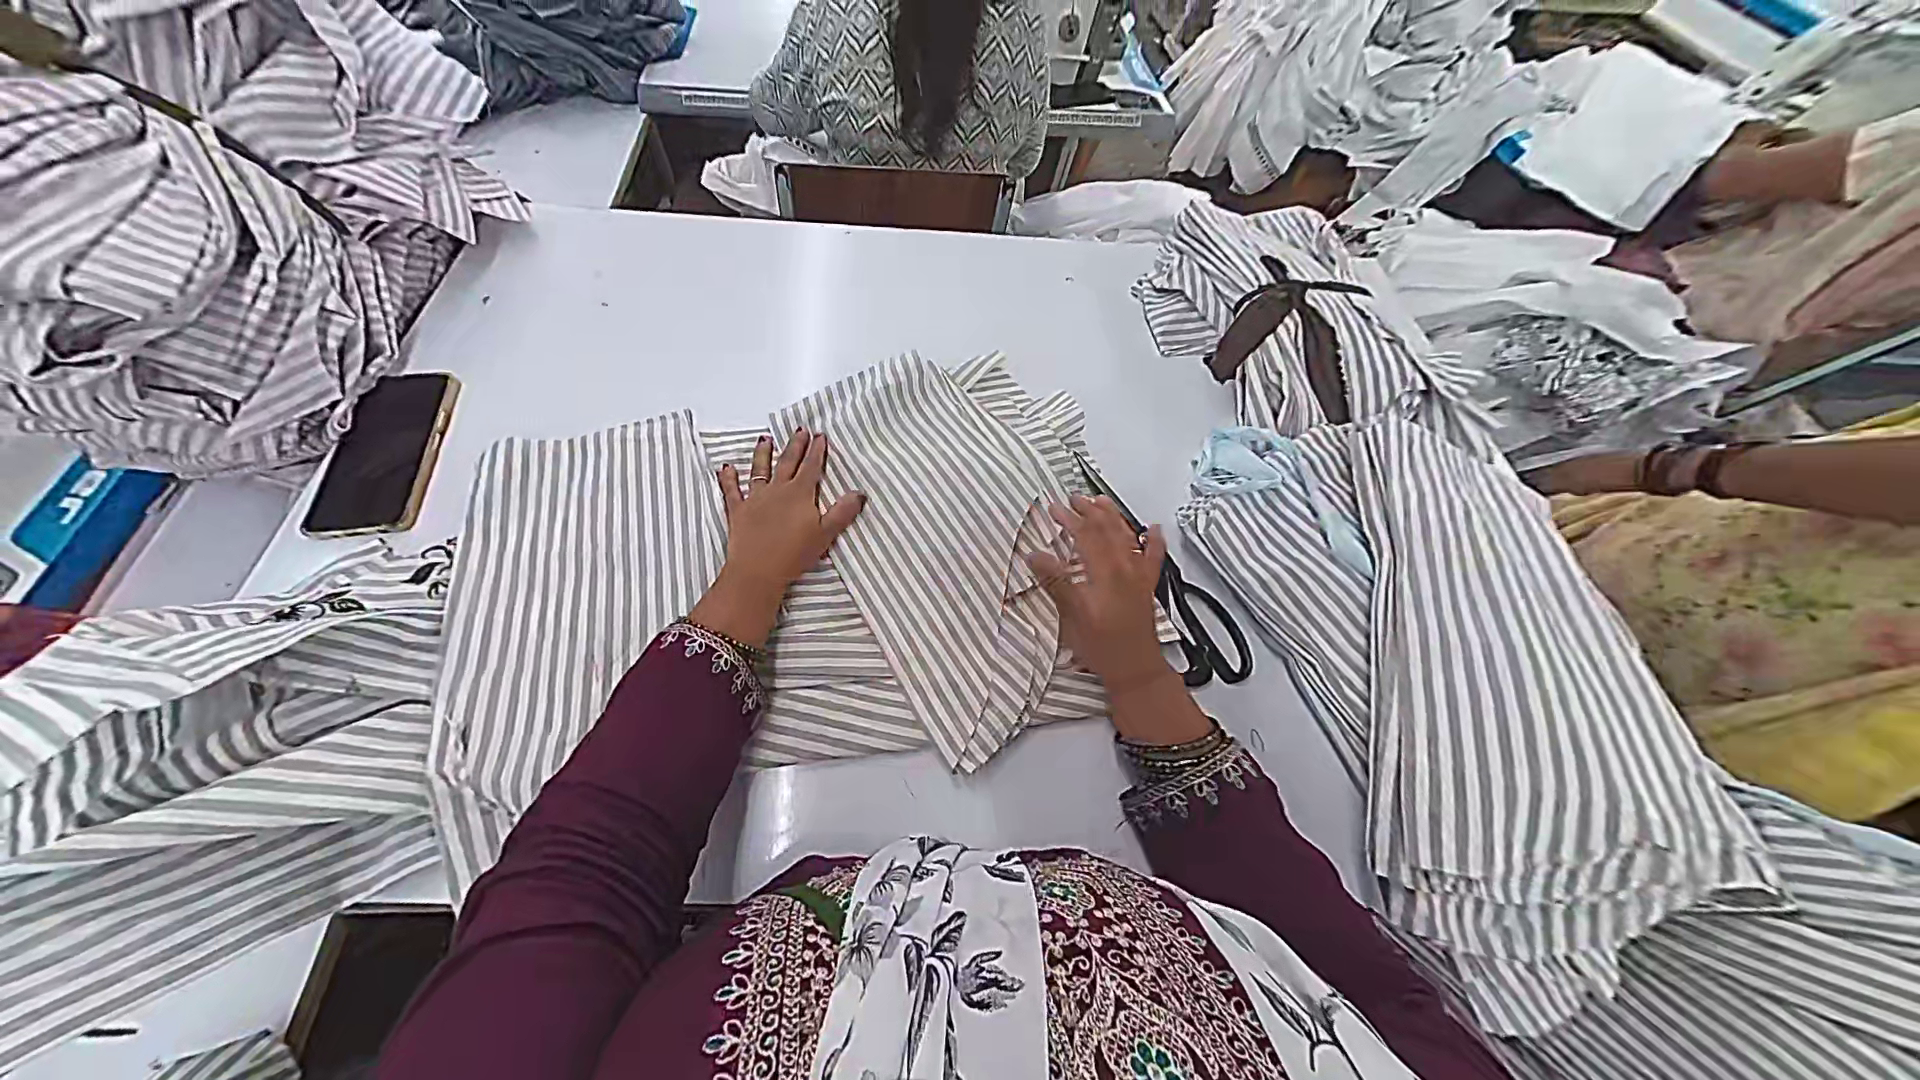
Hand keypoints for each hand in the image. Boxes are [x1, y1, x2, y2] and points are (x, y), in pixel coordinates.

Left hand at [691, 427, 865, 647]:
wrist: (758, 570)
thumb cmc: (794, 554)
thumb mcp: (826, 534)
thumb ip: (842, 512)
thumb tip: (859, 493)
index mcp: (800, 494)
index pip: (811, 467)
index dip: (817, 451)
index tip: (820, 436)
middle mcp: (777, 490)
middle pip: (788, 462)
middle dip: (796, 445)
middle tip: (800, 430)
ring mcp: (755, 499)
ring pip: (760, 470)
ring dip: (763, 454)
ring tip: (765, 439)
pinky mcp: (738, 511)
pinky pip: (732, 490)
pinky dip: (728, 479)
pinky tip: (726, 468)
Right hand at [1028, 496, 1211, 744]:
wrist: (1135, 669)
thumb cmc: (1103, 646)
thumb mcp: (1073, 615)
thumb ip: (1056, 582)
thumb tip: (1035, 554)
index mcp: (1106, 571)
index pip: (1086, 534)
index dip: (1070, 518)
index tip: (1054, 508)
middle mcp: (1126, 568)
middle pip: (1108, 529)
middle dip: (1089, 511)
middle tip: (1073, 499)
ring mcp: (1138, 576)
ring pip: (1127, 537)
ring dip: (1113, 517)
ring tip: (1102, 502)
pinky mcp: (1145, 587)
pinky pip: (1153, 557)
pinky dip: (1153, 541)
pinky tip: (1153, 530)